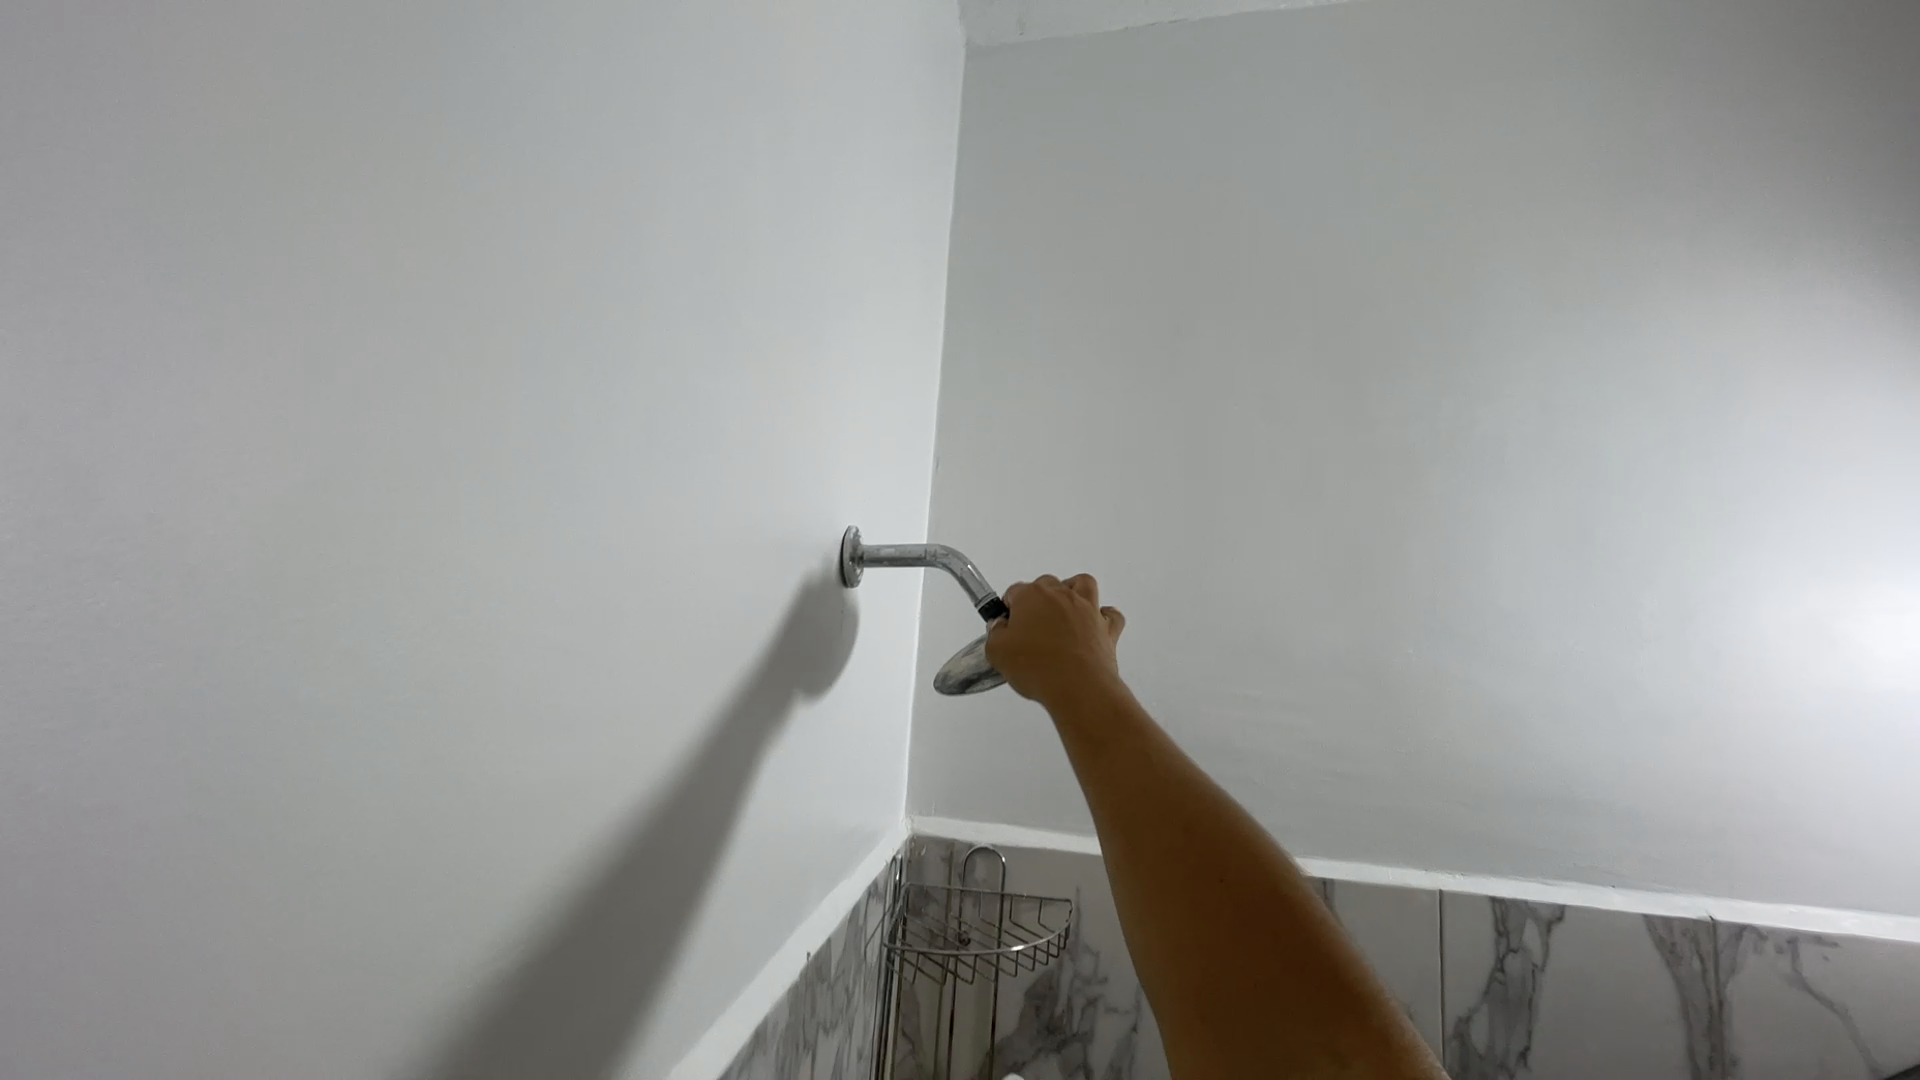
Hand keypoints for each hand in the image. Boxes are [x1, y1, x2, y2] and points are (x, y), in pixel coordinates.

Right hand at [985, 574, 1126, 708]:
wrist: (1078, 687)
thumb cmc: (1035, 666)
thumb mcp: (997, 652)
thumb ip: (995, 634)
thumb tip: (1001, 627)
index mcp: (1031, 596)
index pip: (1014, 592)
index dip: (1008, 609)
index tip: (1007, 628)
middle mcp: (1061, 595)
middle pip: (1046, 584)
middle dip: (1037, 600)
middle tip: (1031, 627)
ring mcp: (1087, 609)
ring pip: (1082, 585)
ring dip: (1072, 592)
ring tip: (1063, 612)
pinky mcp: (1107, 628)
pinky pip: (1110, 614)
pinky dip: (1103, 617)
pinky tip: (1094, 627)